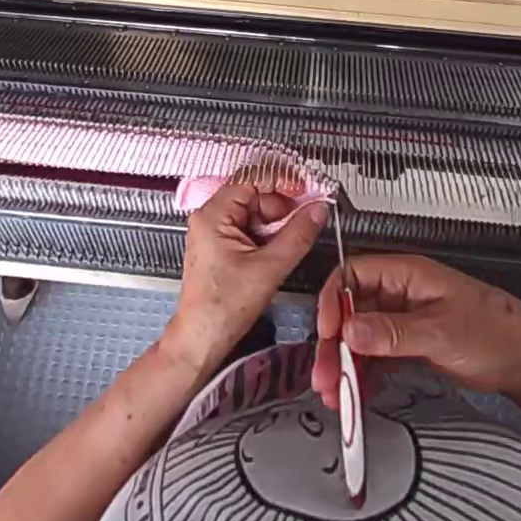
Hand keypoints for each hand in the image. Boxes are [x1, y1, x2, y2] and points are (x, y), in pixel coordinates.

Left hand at [163, 185, 326, 371]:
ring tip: (285, 248)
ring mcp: (214, 233)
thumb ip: (298, 234)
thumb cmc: (222, 308)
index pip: (252, 181)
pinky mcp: (220, 247)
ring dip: (275, 226)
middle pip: (255, 197)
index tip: (306, 191)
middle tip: (304, 223)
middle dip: (281, 210)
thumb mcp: (270, 267)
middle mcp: (210, 219)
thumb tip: (318, 210)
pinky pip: (250, 230)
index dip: (282, 183)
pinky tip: (275, 255)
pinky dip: (267, 238)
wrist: (202, 339)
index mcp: (213, 215)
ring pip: (255, 214)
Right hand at [311, 253, 520, 407]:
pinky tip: (359, 391)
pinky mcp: (410, 342)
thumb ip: (392, 332)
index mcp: (407, 274)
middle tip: (326, 374)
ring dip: (345, 362)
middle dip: (334, 342)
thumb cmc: (496, 329)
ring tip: (337, 393)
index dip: (334, 301)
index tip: (326, 331)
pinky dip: (364, 372)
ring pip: (360, 335)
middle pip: (351, 310)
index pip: (353, 275)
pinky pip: (376, 354)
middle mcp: (401, 292)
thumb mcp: (440, 331)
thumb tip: (350, 331)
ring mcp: (404, 318)